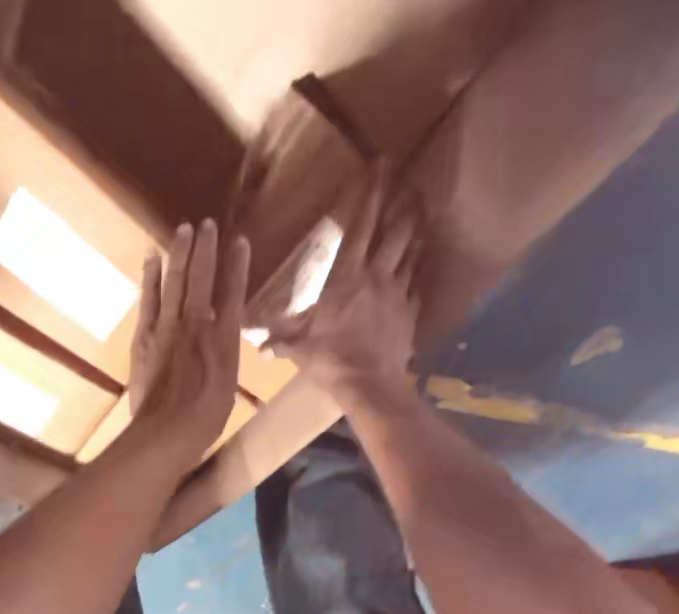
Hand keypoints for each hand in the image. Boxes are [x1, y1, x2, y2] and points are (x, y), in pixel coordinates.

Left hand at [127, 219, 249, 465]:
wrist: (166, 432)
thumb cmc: (205, 419)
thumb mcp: (227, 386)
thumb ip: (224, 356)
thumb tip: (220, 341)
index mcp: (224, 338)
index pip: (233, 292)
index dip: (237, 265)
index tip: (239, 241)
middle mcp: (197, 324)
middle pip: (203, 278)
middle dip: (206, 248)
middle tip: (207, 224)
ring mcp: (167, 328)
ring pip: (175, 281)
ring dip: (179, 252)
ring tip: (183, 229)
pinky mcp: (144, 336)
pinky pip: (149, 299)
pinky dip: (151, 276)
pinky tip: (152, 258)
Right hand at [266, 164, 421, 403]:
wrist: (370, 384)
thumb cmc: (330, 358)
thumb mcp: (298, 346)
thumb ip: (279, 339)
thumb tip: (256, 345)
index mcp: (346, 276)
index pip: (362, 224)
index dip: (372, 191)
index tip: (381, 163)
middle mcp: (377, 276)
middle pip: (398, 230)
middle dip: (403, 203)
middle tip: (410, 184)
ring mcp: (398, 293)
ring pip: (412, 251)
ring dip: (416, 231)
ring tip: (421, 214)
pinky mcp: (410, 313)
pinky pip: (416, 283)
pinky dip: (418, 270)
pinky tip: (419, 265)